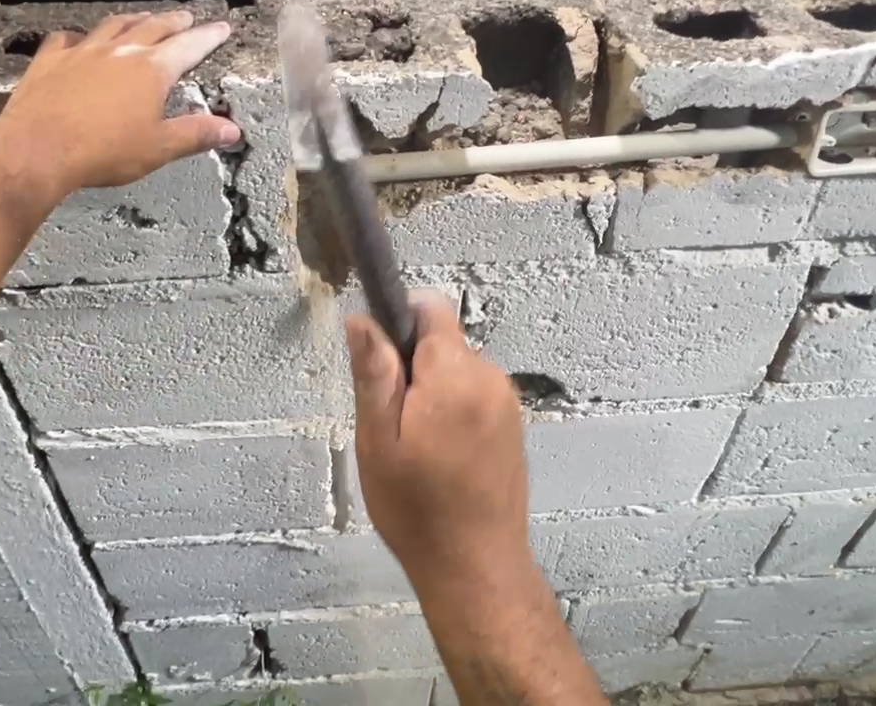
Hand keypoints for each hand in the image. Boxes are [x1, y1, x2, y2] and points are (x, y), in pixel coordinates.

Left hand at [0, 11, 240, 192]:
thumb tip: (231, 129)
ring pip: (114, 25)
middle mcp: (120, 52)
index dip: (209, 36)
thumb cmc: (103, 152)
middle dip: (174, 21)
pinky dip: (80, 36)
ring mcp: (83, 52)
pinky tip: (80, 39)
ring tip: (144, 17)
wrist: (36, 150)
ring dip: (133, 20)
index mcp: (152, 70)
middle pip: (154, 27)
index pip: (190, 46)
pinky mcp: (50, 61)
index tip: (222, 26)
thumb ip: (196, 134)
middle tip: (187, 16)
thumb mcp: (158, 148)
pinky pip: (67, 38)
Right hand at [348, 294, 531, 589]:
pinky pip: (474, 390)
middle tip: (392, 419)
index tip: (380, 362)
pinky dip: (453, 406)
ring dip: (432, 388)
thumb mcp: (378, 440)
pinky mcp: (513, 422)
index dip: (398, 320)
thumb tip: (362, 318)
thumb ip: (374, 373)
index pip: (430, 308)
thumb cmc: (417, 508)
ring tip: (415, 443)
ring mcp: (507, 400)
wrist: (476, 568)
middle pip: (442, 339)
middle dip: (412, 364)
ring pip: (456, 367)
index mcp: (456, 374)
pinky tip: (441, 452)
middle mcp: (490, 376)